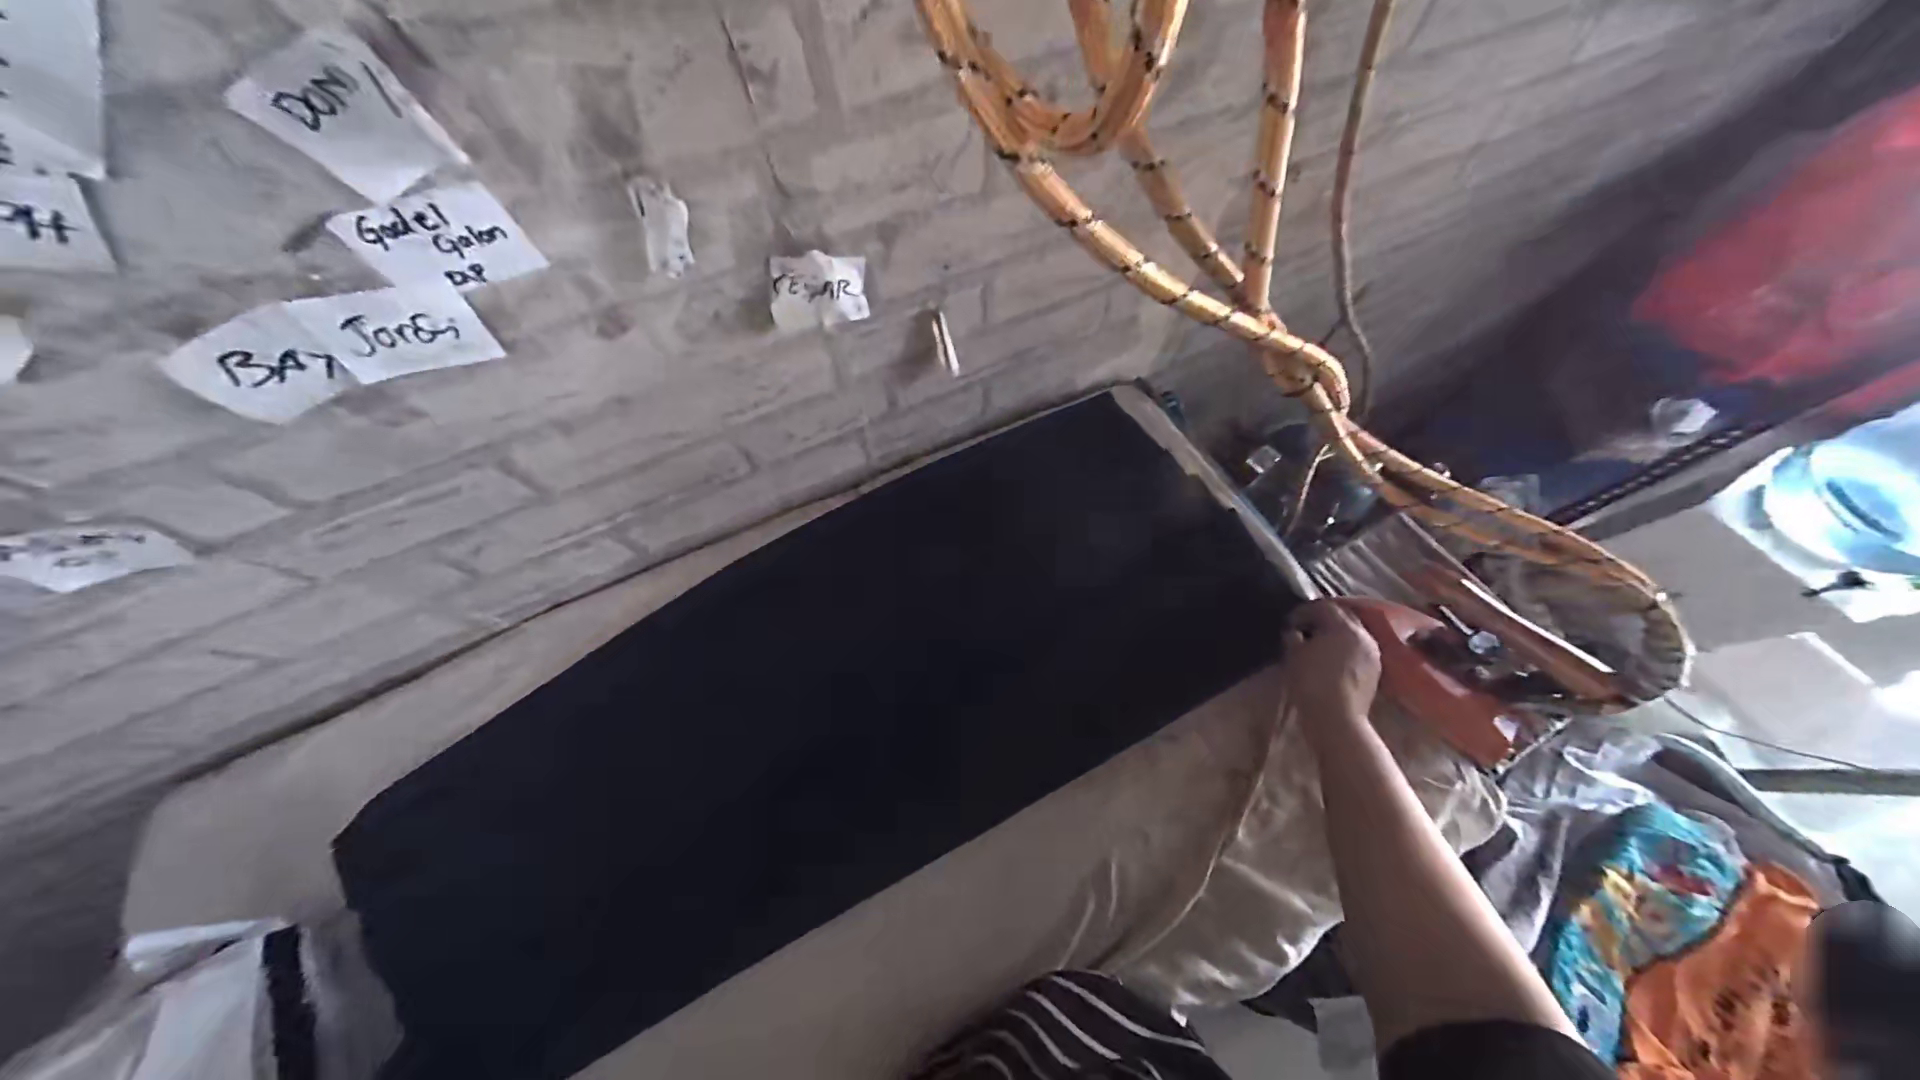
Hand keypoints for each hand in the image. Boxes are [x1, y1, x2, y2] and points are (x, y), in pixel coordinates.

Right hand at [1281, 599, 1381, 722]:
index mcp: (1343, 627)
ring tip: (1318, 644)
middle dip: (1323, 619)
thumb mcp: (1294, 654)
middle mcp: (1364, 635)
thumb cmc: (1311, 681)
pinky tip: (1331, 659)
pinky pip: (1359, 649)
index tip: (1289, 622)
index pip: (1323, 607)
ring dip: (1336, 634)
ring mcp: (1373, 653)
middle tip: (1304, 628)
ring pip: (1354, 633)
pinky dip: (1345, 648)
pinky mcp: (1375, 670)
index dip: (1304, 611)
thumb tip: (1294, 631)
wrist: (1336, 717)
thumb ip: (1293, 636)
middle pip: (1343, 617)